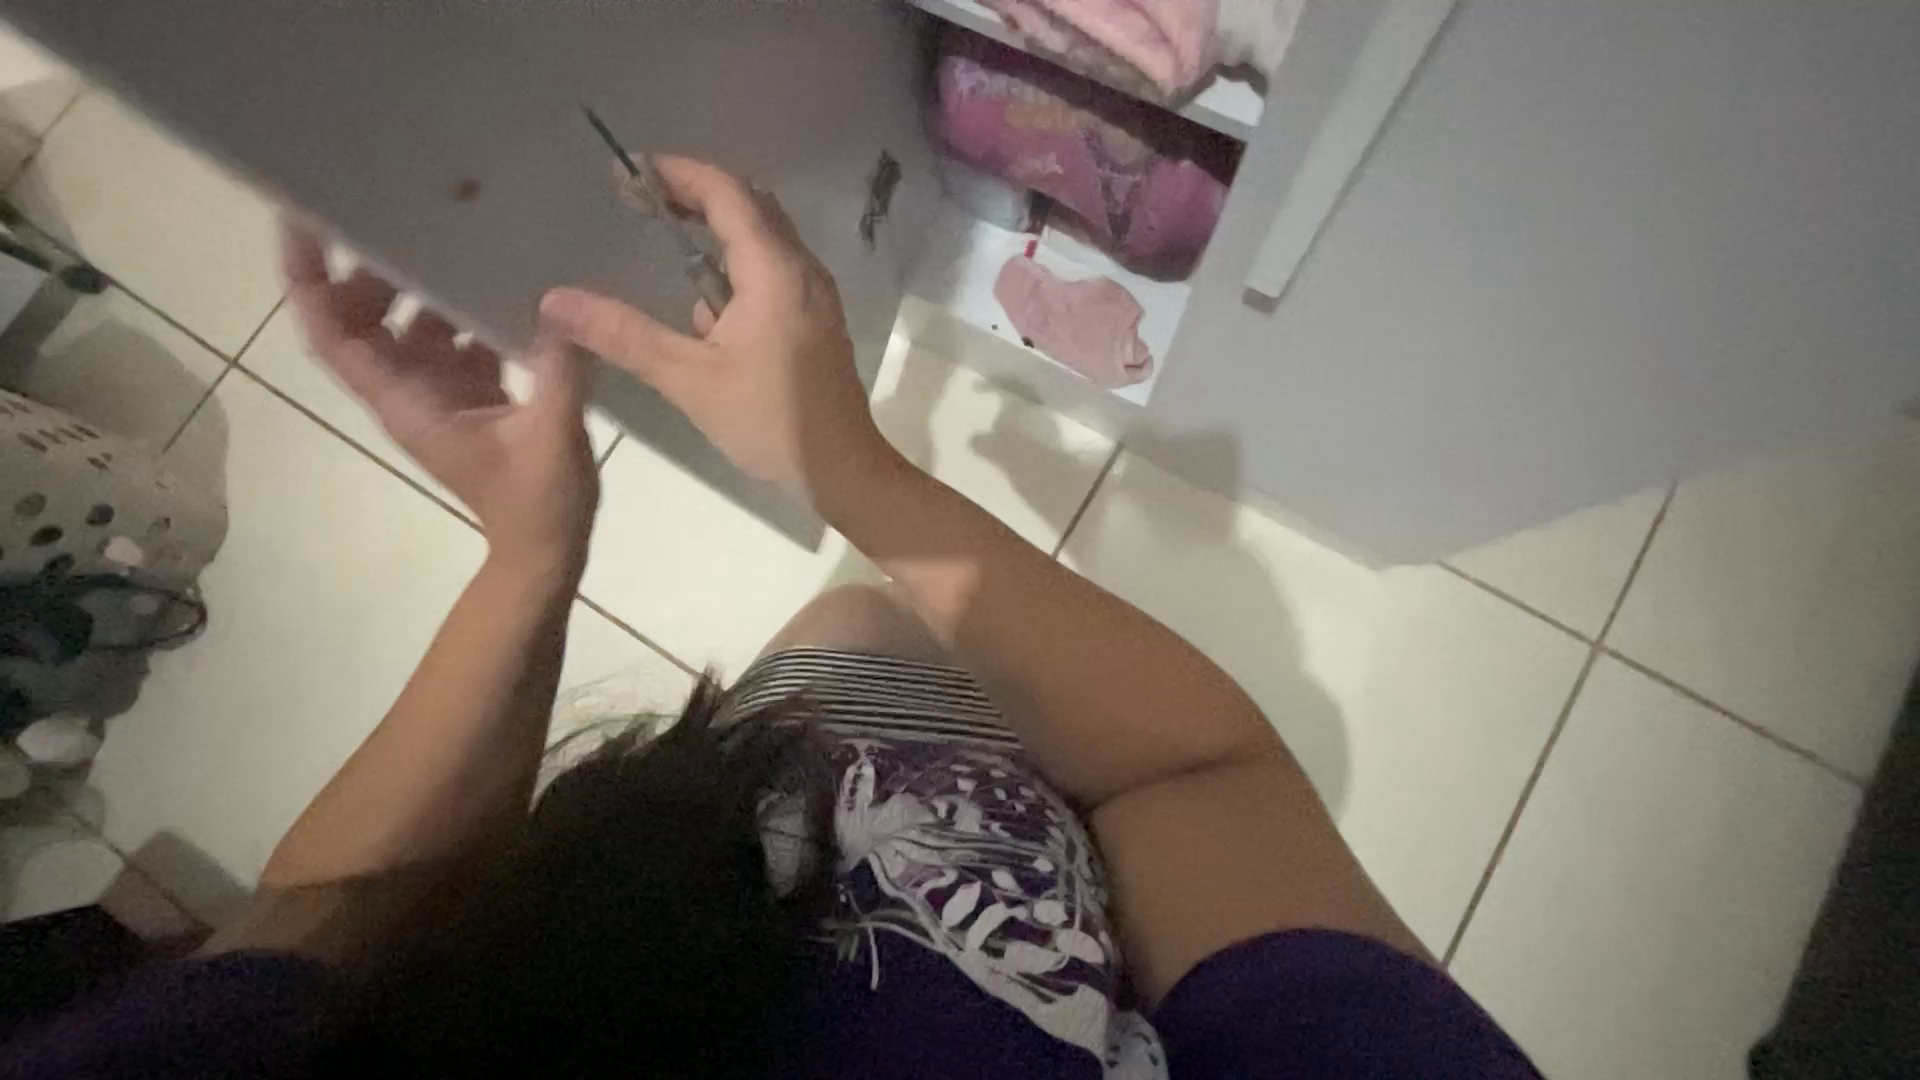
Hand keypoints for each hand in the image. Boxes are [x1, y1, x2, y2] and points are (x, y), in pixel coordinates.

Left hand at [280, 219, 598, 576]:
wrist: (546, 550)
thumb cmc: (538, 503)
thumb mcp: (552, 436)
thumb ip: (557, 372)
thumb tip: (564, 307)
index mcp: (408, 403)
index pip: (333, 335)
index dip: (308, 278)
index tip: (305, 220)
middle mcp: (413, 393)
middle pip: (366, 323)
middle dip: (373, 274)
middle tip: (409, 224)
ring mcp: (444, 397)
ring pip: (414, 332)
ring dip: (428, 294)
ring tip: (462, 249)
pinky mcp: (477, 402)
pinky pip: (460, 348)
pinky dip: (472, 321)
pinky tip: (509, 298)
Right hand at [536, 157, 893, 505]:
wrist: (843, 468)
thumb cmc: (771, 423)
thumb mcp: (690, 379)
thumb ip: (625, 335)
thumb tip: (556, 300)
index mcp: (776, 272)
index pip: (727, 191)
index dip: (678, 173)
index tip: (630, 176)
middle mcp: (804, 272)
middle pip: (751, 207)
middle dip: (697, 198)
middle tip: (645, 208)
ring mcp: (818, 297)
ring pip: (767, 243)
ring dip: (720, 240)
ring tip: (671, 261)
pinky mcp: (819, 323)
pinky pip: (777, 276)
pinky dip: (741, 275)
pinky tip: (711, 318)